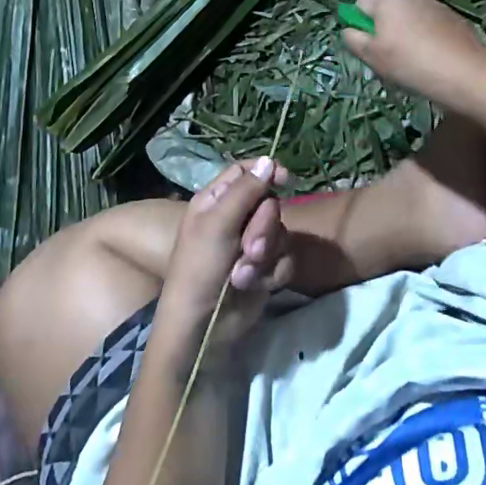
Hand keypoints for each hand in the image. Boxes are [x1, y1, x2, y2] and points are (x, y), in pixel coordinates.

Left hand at [156, 158, 292, 352]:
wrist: (204, 324)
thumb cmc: (200, 268)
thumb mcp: (218, 224)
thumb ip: (246, 191)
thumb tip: (269, 159)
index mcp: (215, 200)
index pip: (245, 173)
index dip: (265, 172)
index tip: (285, 179)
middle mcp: (234, 218)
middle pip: (268, 203)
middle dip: (263, 227)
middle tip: (249, 247)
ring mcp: (250, 243)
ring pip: (280, 232)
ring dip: (265, 255)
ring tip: (243, 275)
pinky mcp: (266, 268)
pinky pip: (285, 258)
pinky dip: (271, 273)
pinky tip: (254, 286)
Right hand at [341, 0, 485, 97]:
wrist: (465, 74)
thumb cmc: (410, 63)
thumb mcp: (372, 56)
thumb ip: (353, 40)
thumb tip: (350, 30)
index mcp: (388, 2)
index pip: (361, 2)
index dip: (358, 23)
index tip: (366, 46)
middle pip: (387, 11)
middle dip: (383, 31)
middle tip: (387, 59)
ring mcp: (436, 7)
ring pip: (409, 20)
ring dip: (405, 36)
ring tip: (411, 64)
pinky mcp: (454, 20)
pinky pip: (430, 27)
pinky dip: (426, 40)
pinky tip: (432, 62)